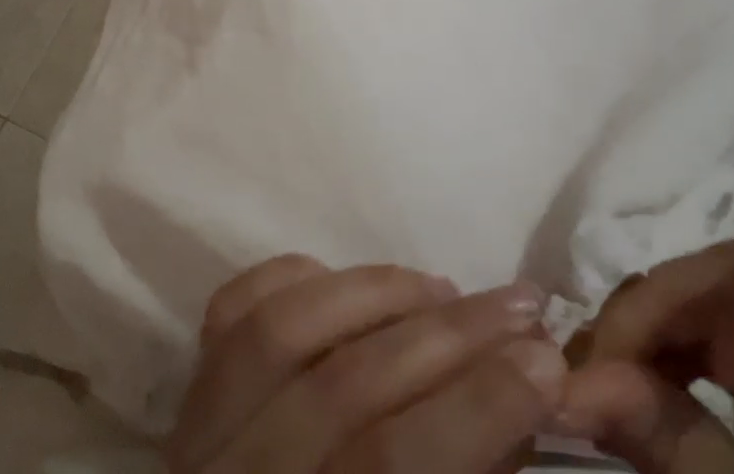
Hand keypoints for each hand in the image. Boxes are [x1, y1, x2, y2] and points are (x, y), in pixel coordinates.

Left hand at [165, 254, 566, 473]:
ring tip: (441, 286)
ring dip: (375, 294)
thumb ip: (464, 463)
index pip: (394, 459)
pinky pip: (231, 313)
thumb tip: (525, 380)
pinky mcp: (187, 397)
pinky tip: (346, 278)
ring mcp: (201, 435)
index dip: (478, 402)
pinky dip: (293, 279)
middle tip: (520, 304)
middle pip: (344, 385)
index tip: (545, 358)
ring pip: (281, 332)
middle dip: (448, 336)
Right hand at [559, 232, 733, 473]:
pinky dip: (658, 351)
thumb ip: (696, 457)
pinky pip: (710, 338)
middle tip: (604, 357)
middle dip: (679, 301)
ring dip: (654, 321)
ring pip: (728, 294)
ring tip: (598, 370)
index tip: (720, 369)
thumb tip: (579, 384)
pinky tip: (623, 381)